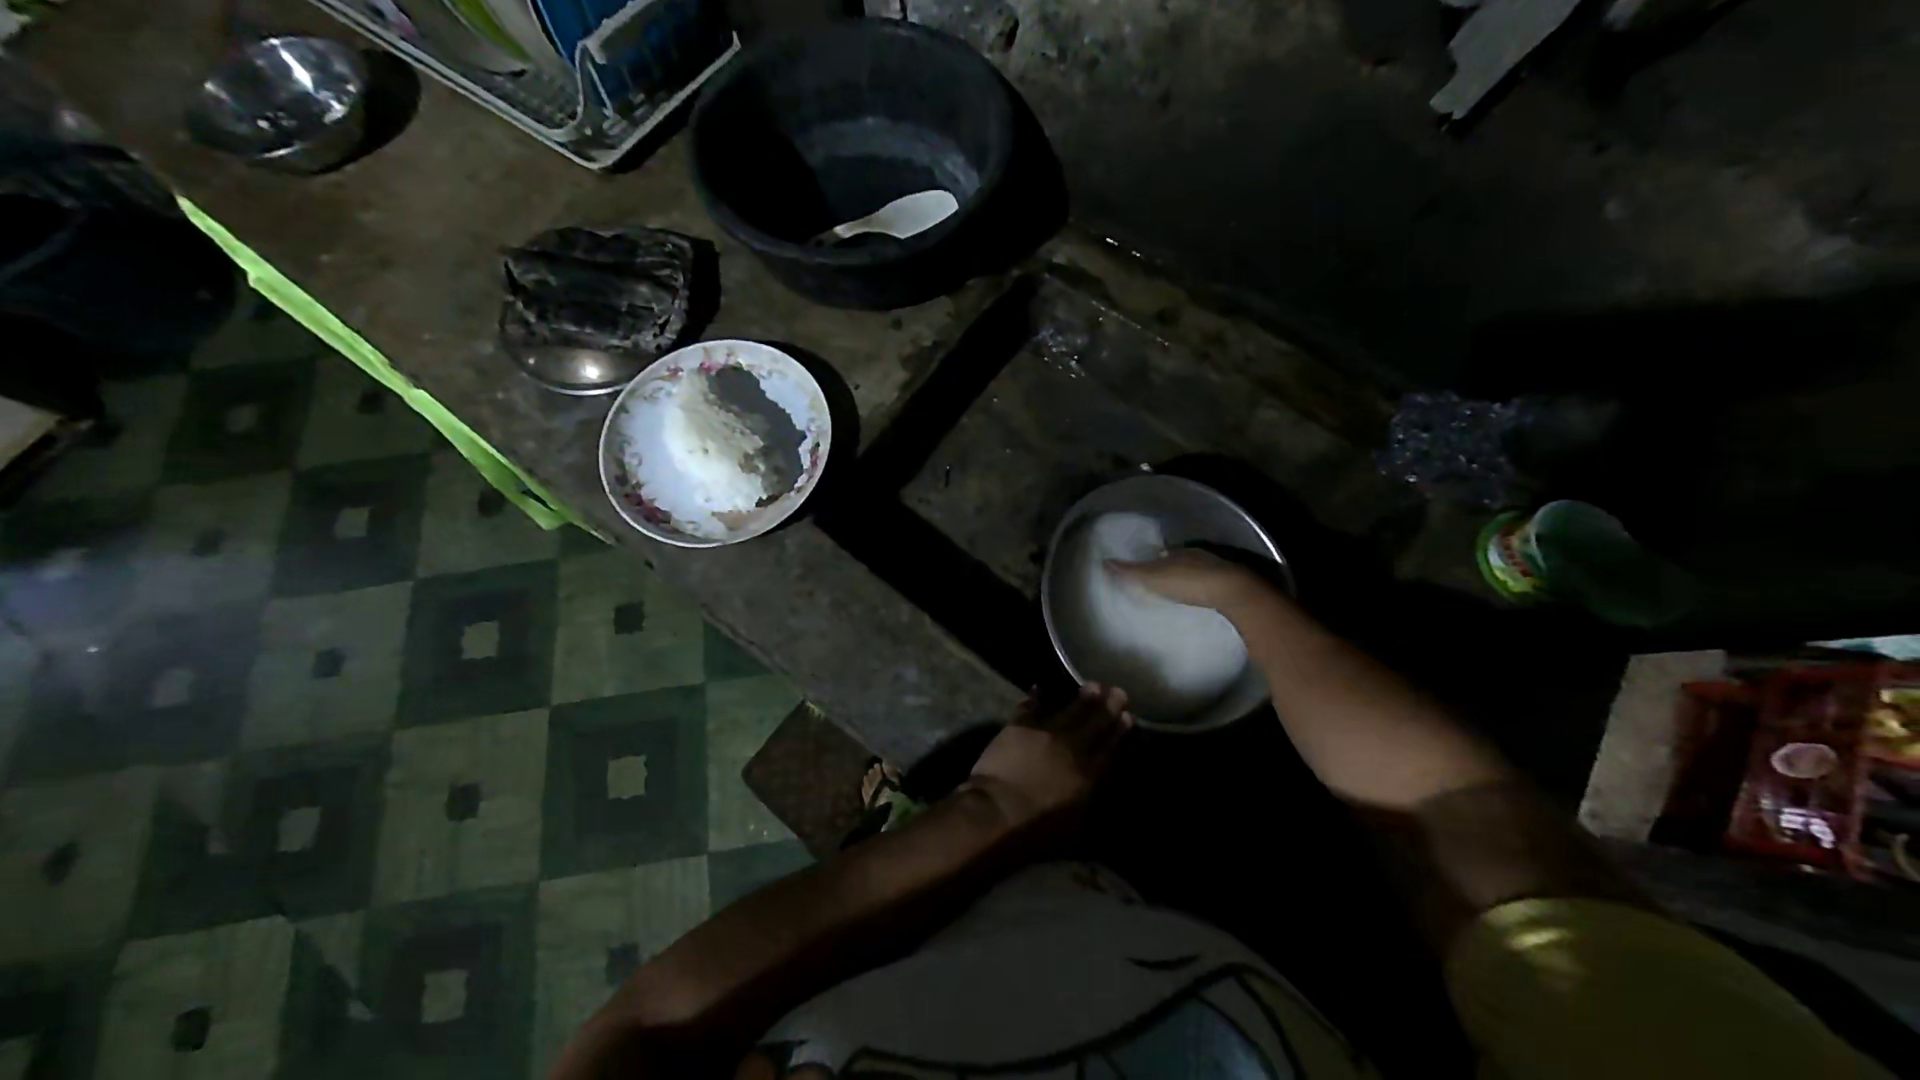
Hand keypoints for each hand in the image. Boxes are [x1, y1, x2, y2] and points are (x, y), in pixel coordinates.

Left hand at [964, 684, 1132, 829]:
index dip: (1119, 731)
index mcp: (1087, 774)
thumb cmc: (1036, 829)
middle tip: (1118, 691)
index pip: (1109, 747)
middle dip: (1108, 706)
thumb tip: (1096, 793)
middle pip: (1095, 722)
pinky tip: (1040, 687)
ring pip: (1070, 709)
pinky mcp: (1020, 726)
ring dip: (1083, 696)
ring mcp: (1046, 733)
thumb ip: (1087, 805)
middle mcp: (1072, 748)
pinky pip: (1032, 706)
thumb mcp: (1074, 828)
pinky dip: (1038, 696)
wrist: (997, 811)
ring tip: (1092, 684)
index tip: (1128, 717)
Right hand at [1106, 548, 1270, 613]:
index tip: (1146, 565)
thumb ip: (1130, 572)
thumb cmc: (1188, 582)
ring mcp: (1216, 570)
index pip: (1163, 551)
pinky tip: (1198, 597)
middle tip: (1160, 578)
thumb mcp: (1153, 577)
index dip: (1154, 557)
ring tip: (1177, 589)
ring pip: (1197, 570)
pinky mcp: (1229, 585)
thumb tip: (1105, 561)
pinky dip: (1201, 588)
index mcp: (1179, 551)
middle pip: (1180, 560)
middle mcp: (1198, 556)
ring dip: (1187, 577)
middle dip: (1171, 567)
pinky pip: (1209, 583)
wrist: (1231, 593)